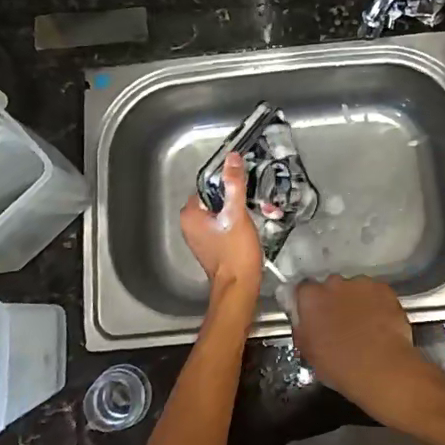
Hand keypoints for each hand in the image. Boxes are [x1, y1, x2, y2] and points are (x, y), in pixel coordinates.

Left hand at [180, 152, 262, 294]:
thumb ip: (234, 185)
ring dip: (237, 210)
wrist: (239, 287)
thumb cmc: (236, 251)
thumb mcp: (237, 214)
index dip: (228, 183)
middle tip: (253, 200)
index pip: (208, 185)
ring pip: (220, 211)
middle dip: (235, 198)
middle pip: (215, 198)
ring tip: (254, 212)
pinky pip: (221, 224)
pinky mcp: (210, 246)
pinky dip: (234, 222)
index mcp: (190, 214)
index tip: (246, 185)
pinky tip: (248, 226)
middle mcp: (189, 224)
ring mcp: (199, 237)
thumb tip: (232, 157)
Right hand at [291, 276, 441, 419]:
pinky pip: (376, 292)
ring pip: (354, 288)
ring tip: (364, 324)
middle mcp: (334, 284)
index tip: (314, 316)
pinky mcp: (383, 288)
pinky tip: (380, 322)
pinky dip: (376, 303)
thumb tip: (305, 322)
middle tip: (339, 322)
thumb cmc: (339, 366)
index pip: (303, 291)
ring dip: (355, 301)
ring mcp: (361, 284)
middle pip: (330, 287)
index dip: (308, 304)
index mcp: (311, 298)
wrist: (381, 368)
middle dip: (333, 300)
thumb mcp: (308, 352)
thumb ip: (303, 329)